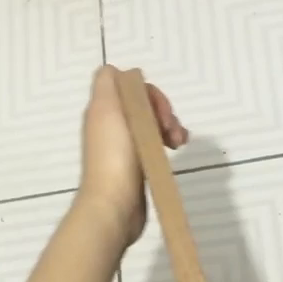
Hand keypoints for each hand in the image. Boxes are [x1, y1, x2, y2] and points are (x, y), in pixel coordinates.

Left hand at [75, 65, 187, 244]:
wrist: (114, 206)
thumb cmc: (114, 156)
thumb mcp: (106, 108)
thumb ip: (110, 82)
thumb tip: (127, 75)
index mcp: (103, 109)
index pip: (128, 84)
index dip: (146, 91)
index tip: (155, 109)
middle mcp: (112, 125)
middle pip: (142, 104)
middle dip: (162, 110)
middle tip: (170, 129)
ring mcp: (124, 147)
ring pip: (152, 124)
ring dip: (170, 126)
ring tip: (179, 143)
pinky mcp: (137, 166)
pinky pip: (155, 145)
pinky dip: (168, 143)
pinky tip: (177, 151)